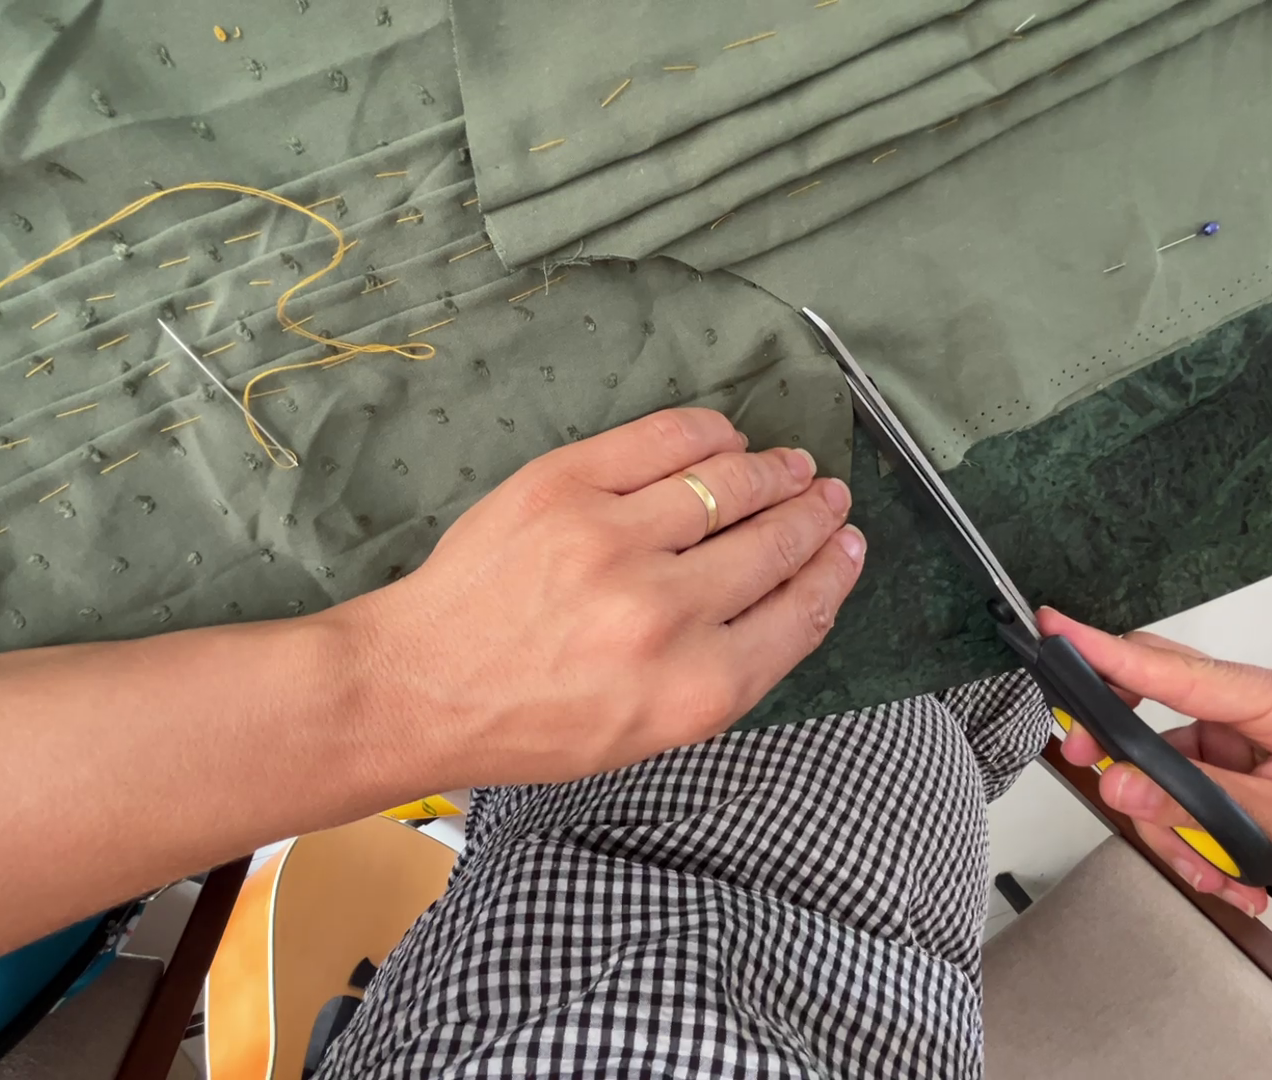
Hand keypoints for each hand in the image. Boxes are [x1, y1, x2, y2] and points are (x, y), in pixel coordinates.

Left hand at [351, 408, 864, 789]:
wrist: (423, 685)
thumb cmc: (535, 723)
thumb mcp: (648, 732)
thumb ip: (726, 672)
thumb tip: (784, 593)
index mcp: (695, 690)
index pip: (800, 614)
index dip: (834, 571)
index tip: (848, 545)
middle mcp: (667, 612)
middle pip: (773, 543)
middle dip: (813, 514)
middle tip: (828, 495)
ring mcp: (615, 539)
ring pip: (730, 483)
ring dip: (774, 470)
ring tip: (792, 464)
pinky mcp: (567, 485)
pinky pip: (667, 439)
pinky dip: (710, 433)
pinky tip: (727, 438)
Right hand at [1039, 608, 1271, 940]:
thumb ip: (1202, 804)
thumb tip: (1113, 780)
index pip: (1181, 670)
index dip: (1109, 650)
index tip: (1053, 626)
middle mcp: (1262, 711)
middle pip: (1158, 707)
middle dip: (1127, 751)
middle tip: (1100, 777)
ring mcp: (1248, 745)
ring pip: (1163, 766)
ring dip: (1173, 825)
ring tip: (1215, 877)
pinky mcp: (1240, 776)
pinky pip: (1183, 795)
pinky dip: (1191, 839)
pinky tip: (1228, 878)